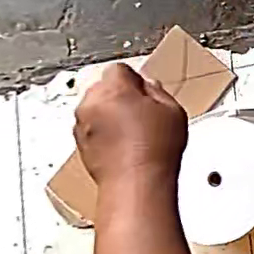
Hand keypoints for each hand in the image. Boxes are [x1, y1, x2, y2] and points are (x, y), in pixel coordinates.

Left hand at [74, 63, 188, 189]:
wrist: (136, 184)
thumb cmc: (155, 151)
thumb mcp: (173, 112)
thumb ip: (159, 92)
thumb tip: (150, 86)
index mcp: (115, 89)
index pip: (120, 69)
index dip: (136, 80)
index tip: (147, 91)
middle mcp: (92, 103)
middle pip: (104, 87)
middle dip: (121, 96)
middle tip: (143, 112)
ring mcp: (82, 124)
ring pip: (96, 108)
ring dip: (110, 114)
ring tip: (135, 132)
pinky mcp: (79, 143)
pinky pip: (92, 128)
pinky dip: (104, 132)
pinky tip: (125, 145)